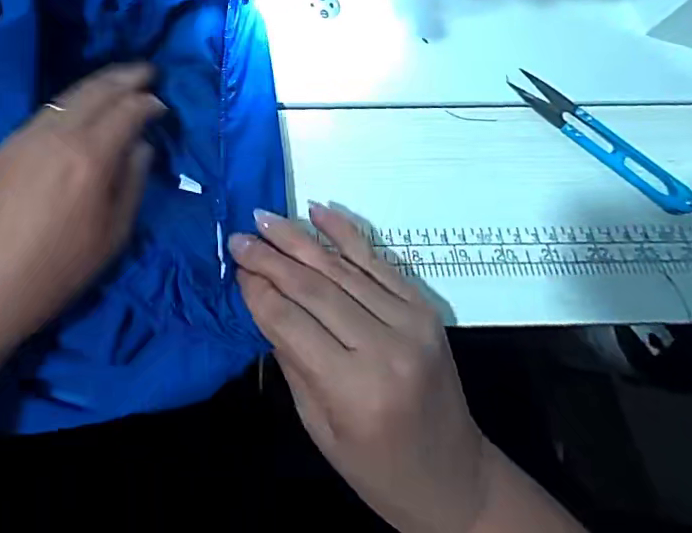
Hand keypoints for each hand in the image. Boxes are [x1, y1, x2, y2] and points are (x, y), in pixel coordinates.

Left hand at [0, 63, 164, 346]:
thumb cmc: (52, 273)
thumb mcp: (109, 238)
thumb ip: (131, 184)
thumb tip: (141, 146)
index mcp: (89, 156)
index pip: (126, 111)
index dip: (147, 103)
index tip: (161, 102)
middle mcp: (58, 133)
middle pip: (97, 90)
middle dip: (125, 76)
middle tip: (147, 70)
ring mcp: (27, 134)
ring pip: (68, 96)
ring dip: (97, 83)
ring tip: (117, 80)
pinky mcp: (5, 143)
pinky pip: (47, 111)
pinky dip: (71, 101)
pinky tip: (78, 108)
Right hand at [230, 204, 489, 532]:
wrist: (456, 479)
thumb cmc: (377, 468)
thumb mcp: (318, 425)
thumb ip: (290, 356)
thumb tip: (258, 294)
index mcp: (354, 390)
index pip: (290, 321)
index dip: (258, 290)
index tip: (234, 266)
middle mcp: (385, 348)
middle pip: (313, 288)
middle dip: (269, 258)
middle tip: (239, 237)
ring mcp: (410, 323)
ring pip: (340, 268)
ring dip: (297, 238)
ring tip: (263, 218)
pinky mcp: (424, 308)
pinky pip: (377, 261)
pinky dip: (345, 233)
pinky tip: (317, 212)